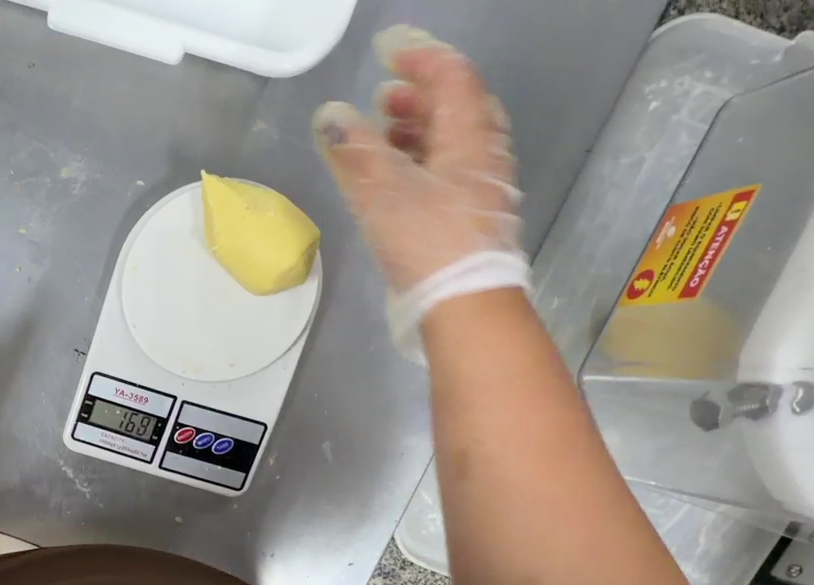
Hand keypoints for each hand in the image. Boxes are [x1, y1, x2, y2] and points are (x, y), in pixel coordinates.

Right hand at [313, 26, 528, 356]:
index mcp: (469, 137)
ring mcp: (482, 188)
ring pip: (454, 141)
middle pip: (458, 107)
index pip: (451, 77)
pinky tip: (400, 180)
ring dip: (420, 129)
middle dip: (420, 95)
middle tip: (384, 96)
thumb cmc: (426, 242)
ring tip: (386, 134)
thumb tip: (329, 114)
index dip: (419, 58)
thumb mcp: (381, 192)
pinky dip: (423, 161)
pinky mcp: (472, 219)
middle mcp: (484, 154)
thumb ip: (353, 150)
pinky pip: (450, 171)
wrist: (464, 304)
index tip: (387, 51)